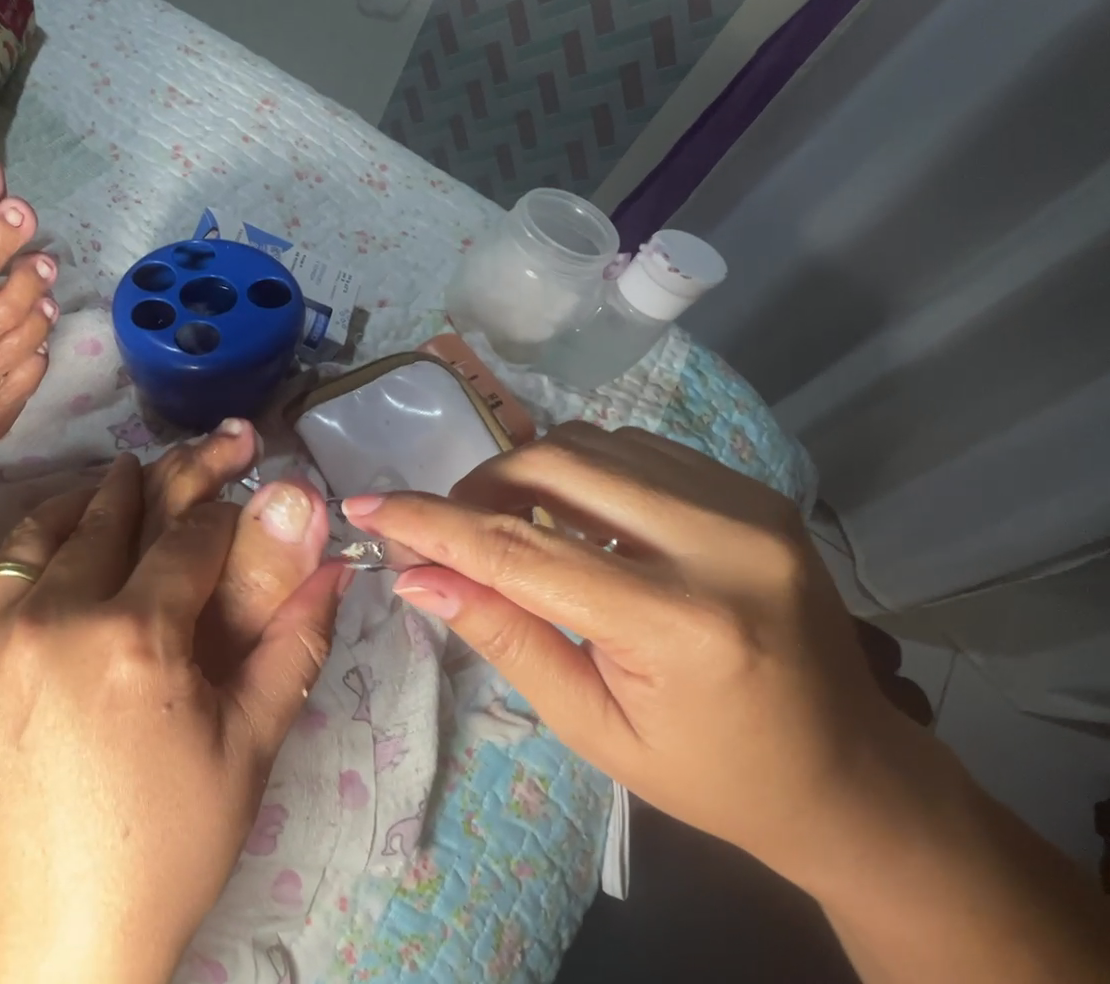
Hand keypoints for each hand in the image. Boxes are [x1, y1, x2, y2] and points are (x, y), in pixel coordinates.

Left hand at [0, 455, 343, 983]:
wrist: (58, 934)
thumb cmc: (168, 849)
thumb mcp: (249, 751)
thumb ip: (292, 647)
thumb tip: (338, 566)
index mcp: (140, 635)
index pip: (191, 542)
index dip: (223, 519)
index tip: (237, 510)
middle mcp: (57, 616)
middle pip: (110, 522)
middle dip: (148, 488)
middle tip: (162, 468)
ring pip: (29, 539)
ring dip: (67, 502)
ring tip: (92, 486)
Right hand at [343, 423, 926, 882]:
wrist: (850, 773)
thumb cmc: (709, 772)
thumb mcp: (589, 724)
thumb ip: (502, 636)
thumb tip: (415, 578)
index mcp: (678, 624)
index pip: (519, 550)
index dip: (431, 523)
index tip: (367, 506)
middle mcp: (722, 543)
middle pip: (554, 465)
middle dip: (477, 487)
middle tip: (447, 534)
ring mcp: (748, 505)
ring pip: (590, 444)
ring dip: (524, 475)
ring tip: (506, 529)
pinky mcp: (754, 492)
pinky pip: (632, 450)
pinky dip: (576, 473)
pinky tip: (571, 522)